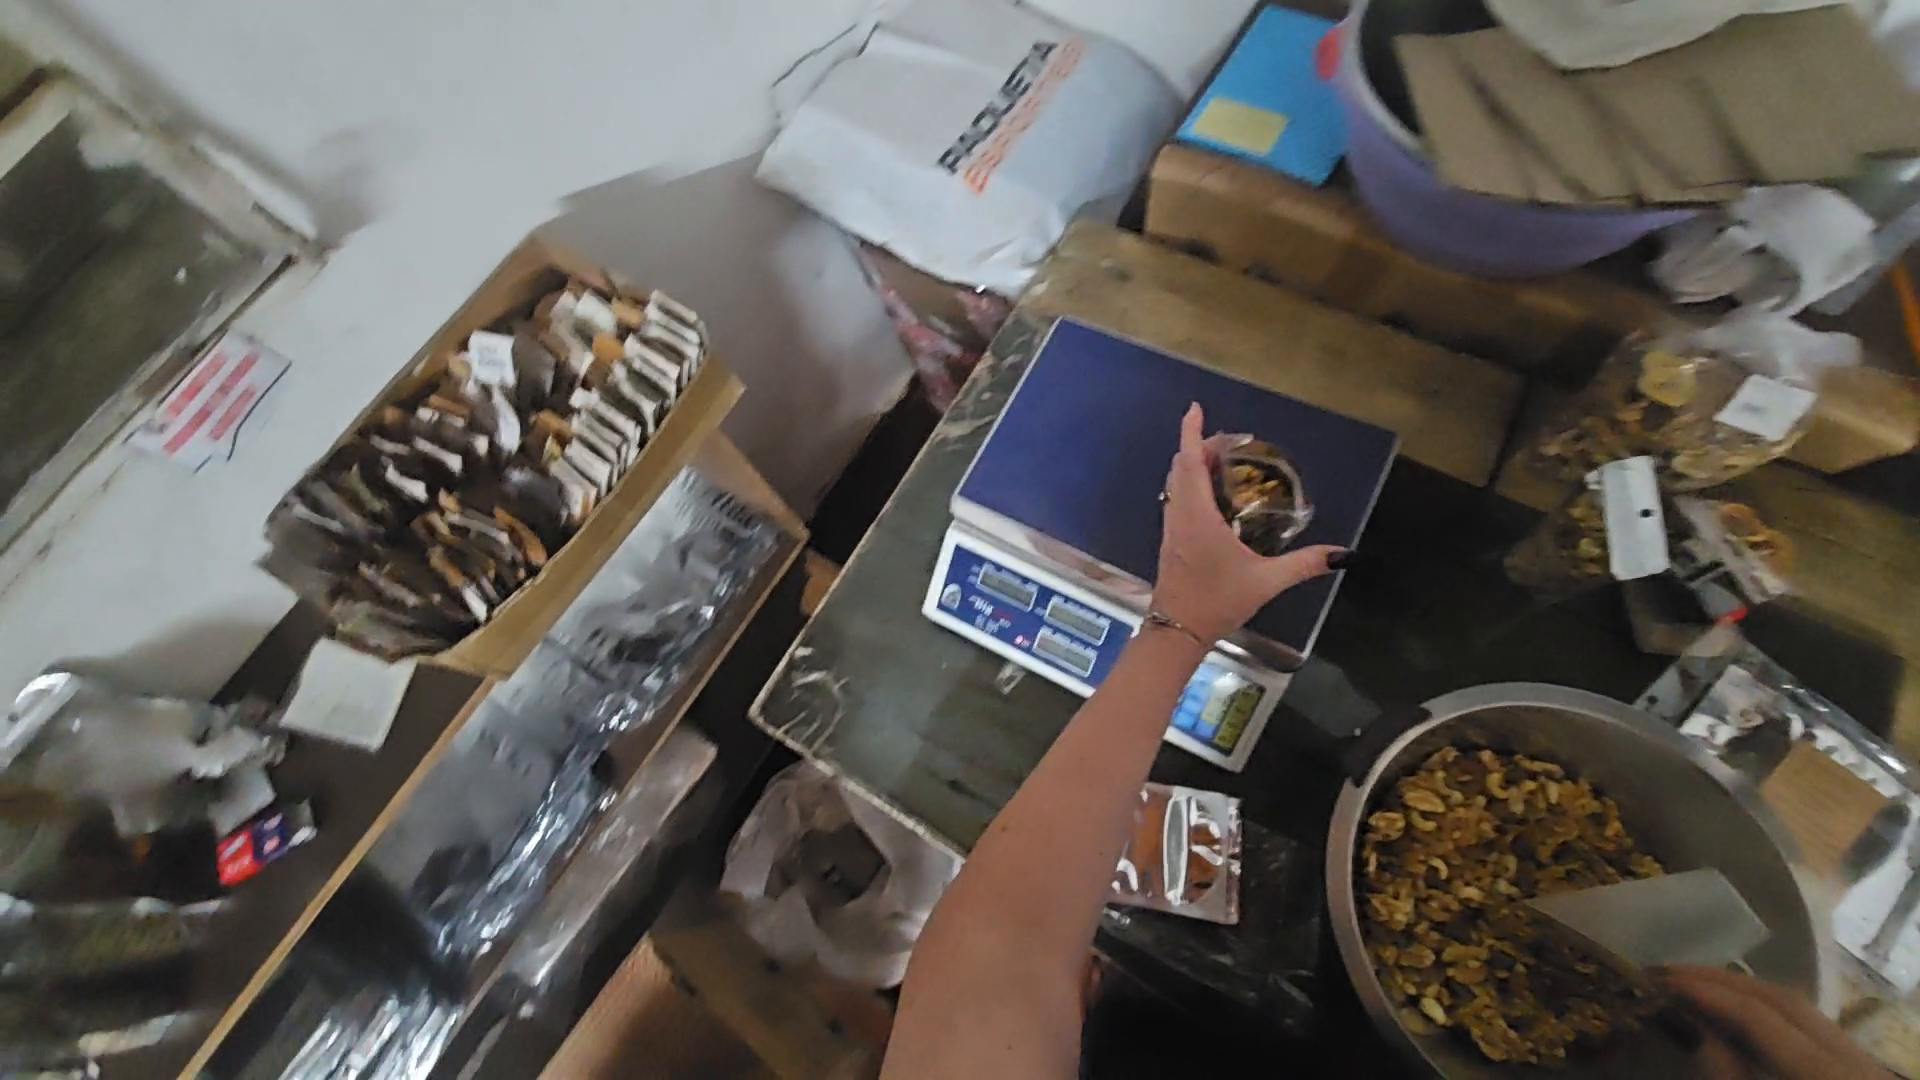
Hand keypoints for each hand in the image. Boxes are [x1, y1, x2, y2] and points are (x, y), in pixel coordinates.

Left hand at [1152, 403, 1342, 643]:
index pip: (1189, 463)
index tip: (1194, 409)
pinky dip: (1192, 484)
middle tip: (1235, 441)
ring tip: (1227, 461)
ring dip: (1195, 465)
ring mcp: (1171, 528)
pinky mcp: (1171, 540)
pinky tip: (1215, 495)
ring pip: (1176, 483)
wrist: (1176, 630)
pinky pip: (1178, 499)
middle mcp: (1179, 516)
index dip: (1191, 433)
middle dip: (1202, 445)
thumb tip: (1342, 554)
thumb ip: (1303, 564)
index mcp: (1197, 516)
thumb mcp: (1265, 582)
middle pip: (1183, 467)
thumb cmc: (1216, 602)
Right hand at [1663, 966, 1893, 1079]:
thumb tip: (1696, 1022)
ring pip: (1798, 1007)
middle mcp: (1858, 1066)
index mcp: (1831, 1079)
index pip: (1760, 1018)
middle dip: (1719, 981)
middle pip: (1782, 1002)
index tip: (1656, 980)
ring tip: (1690, 982)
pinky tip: (1730, 1007)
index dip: (1706, 993)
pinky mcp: (1860, 1072)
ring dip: (1739, 989)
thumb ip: (1727, 1071)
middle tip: (1666, 972)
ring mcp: (1866, 1067)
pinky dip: (1764, 1008)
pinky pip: (1809, 1025)